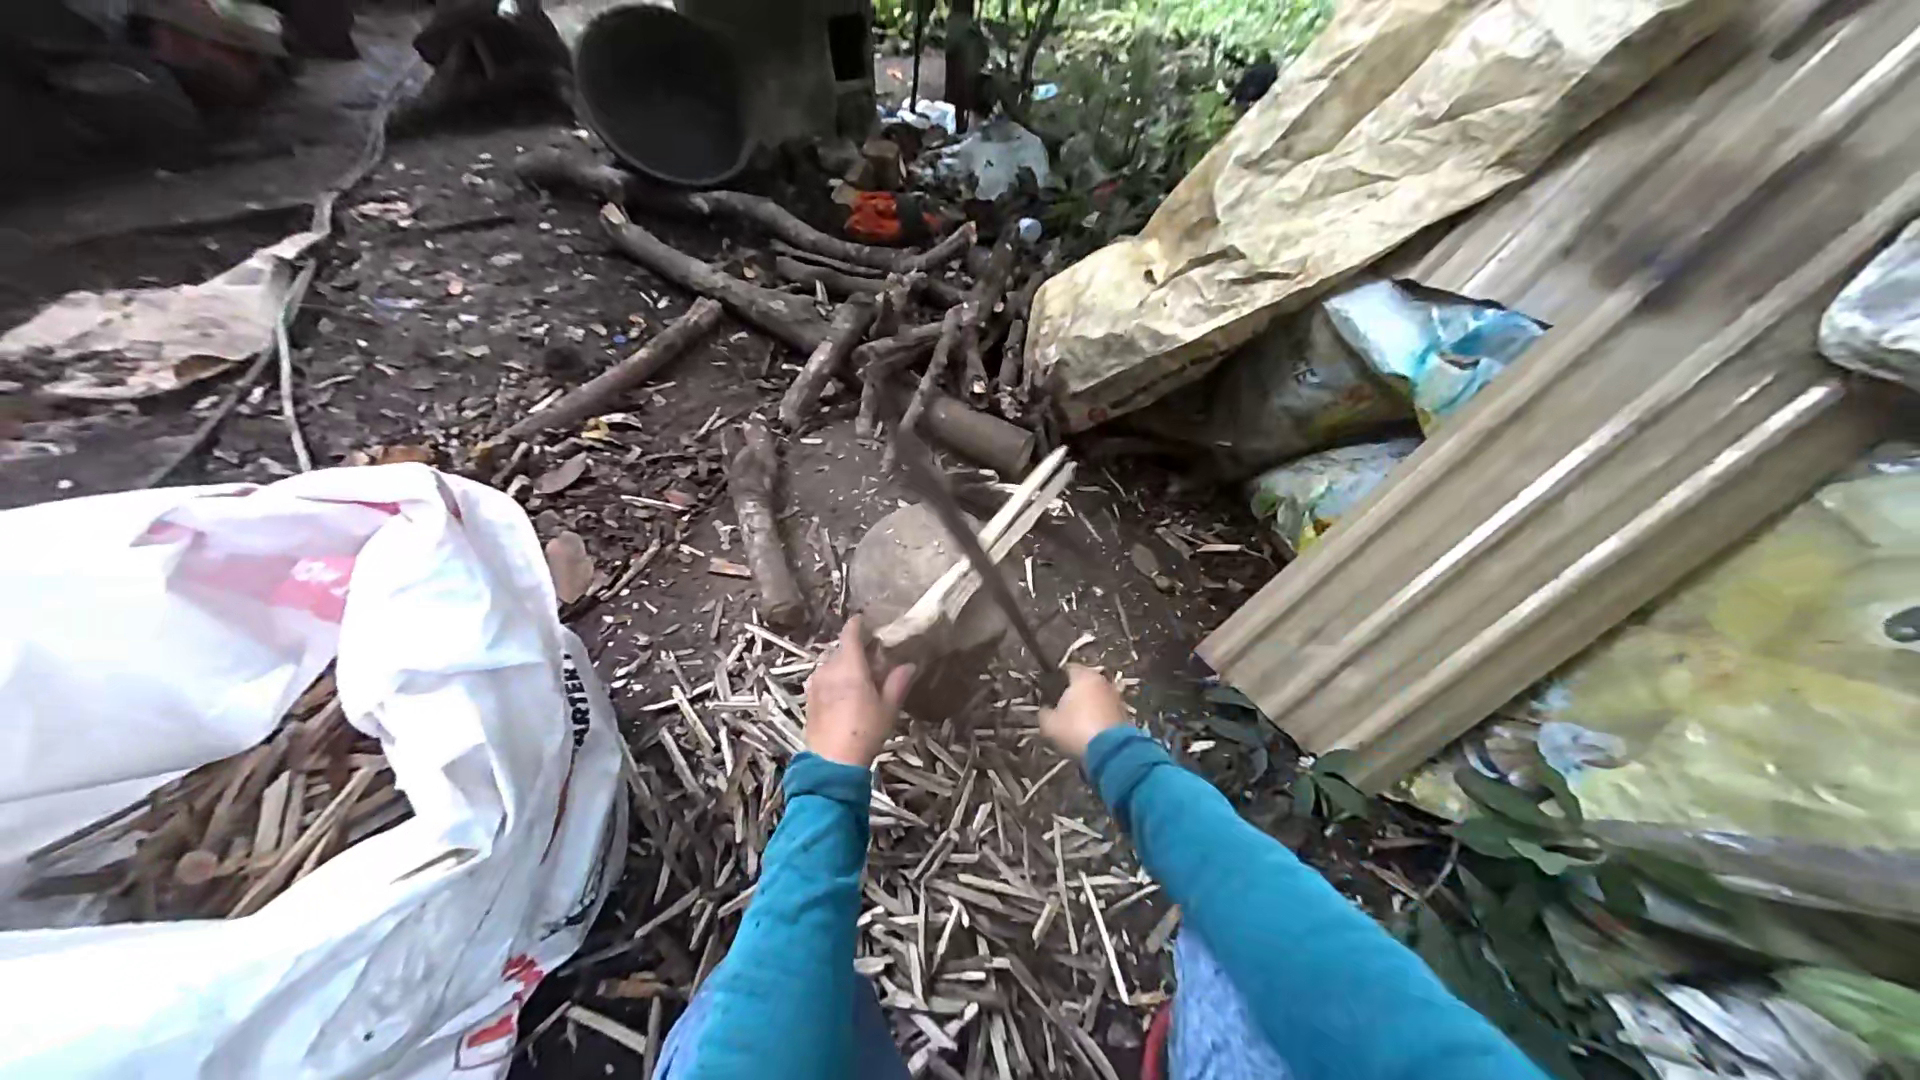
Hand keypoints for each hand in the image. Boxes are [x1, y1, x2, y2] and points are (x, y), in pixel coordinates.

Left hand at [804, 616, 915, 767]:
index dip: (859, 624)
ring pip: (831, 665)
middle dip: (856, 651)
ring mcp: (815, 683)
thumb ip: (897, 682)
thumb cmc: (865, 731)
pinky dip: (834, 680)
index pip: (850, 633)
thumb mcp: (888, 707)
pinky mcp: (808, 698)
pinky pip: (823, 679)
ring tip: (860, 681)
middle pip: (842, 649)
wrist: (832, 763)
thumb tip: (908, 665)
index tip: (868, 623)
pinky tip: (845, 696)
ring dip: (844, 666)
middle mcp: (828, 668)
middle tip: (874, 661)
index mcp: (849, 665)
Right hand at [1039, 664, 1129, 761]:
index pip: (1067, 668)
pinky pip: (1106, 713)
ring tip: (1074, 725)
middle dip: (1072, 695)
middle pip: (1083, 684)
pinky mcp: (1125, 715)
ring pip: (1096, 698)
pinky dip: (1098, 719)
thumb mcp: (1048, 723)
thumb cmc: (1076, 730)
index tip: (1048, 693)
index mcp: (1083, 676)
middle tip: (1060, 710)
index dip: (1055, 680)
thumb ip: (1044, 712)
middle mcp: (1103, 682)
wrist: (1111, 753)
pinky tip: (1089, 734)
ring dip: (1087, 708)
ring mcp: (1117, 698)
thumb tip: (1046, 709)